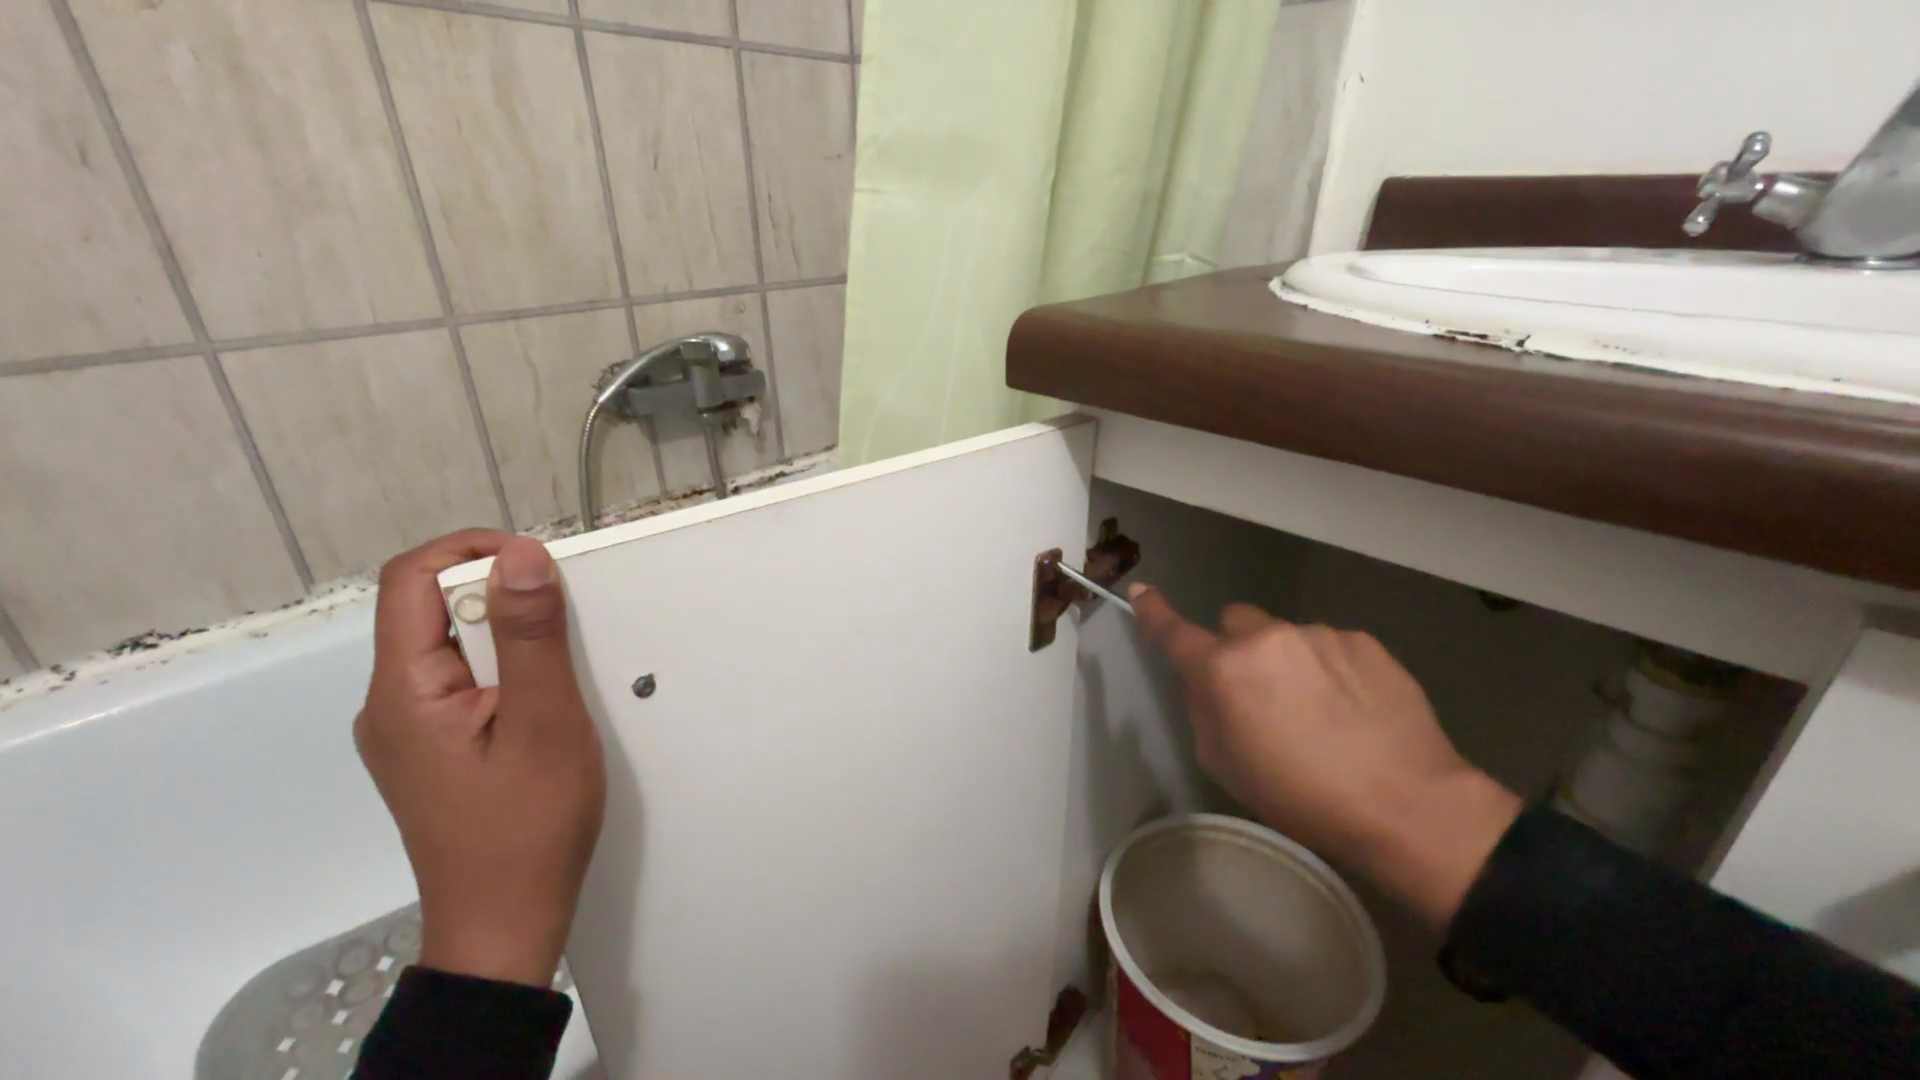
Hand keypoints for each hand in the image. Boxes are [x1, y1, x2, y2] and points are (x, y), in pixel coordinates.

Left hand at [356, 530, 605, 986]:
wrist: (505, 923)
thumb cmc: (528, 826)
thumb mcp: (544, 723)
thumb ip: (533, 636)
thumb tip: (521, 554)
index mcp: (404, 690)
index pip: (411, 580)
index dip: (471, 550)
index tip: (537, 561)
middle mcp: (389, 704)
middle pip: (429, 612)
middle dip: (498, 596)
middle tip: (564, 617)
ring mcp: (406, 732)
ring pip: (450, 648)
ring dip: (505, 634)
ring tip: (561, 664)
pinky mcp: (430, 752)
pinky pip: (459, 683)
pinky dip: (502, 670)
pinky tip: (541, 702)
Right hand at [1129, 585, 1518, 928]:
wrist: (1405, 802)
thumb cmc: (1300, 796)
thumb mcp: (1225, 764)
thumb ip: (1205, 710)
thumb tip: (1208, 683)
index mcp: (1223, 670)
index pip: (1175, 631)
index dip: (1154, 612)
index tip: (1143, 592)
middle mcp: (1266, 638)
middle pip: (1236, 622)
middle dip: (1238, 647)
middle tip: (1259, 692)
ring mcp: (1319, 634)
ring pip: (1286, 636)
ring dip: (1289, 662)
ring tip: (1321, 713)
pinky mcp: (1364, 642)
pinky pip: (1330, 647)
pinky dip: (1330, 669)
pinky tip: (1354, 709)